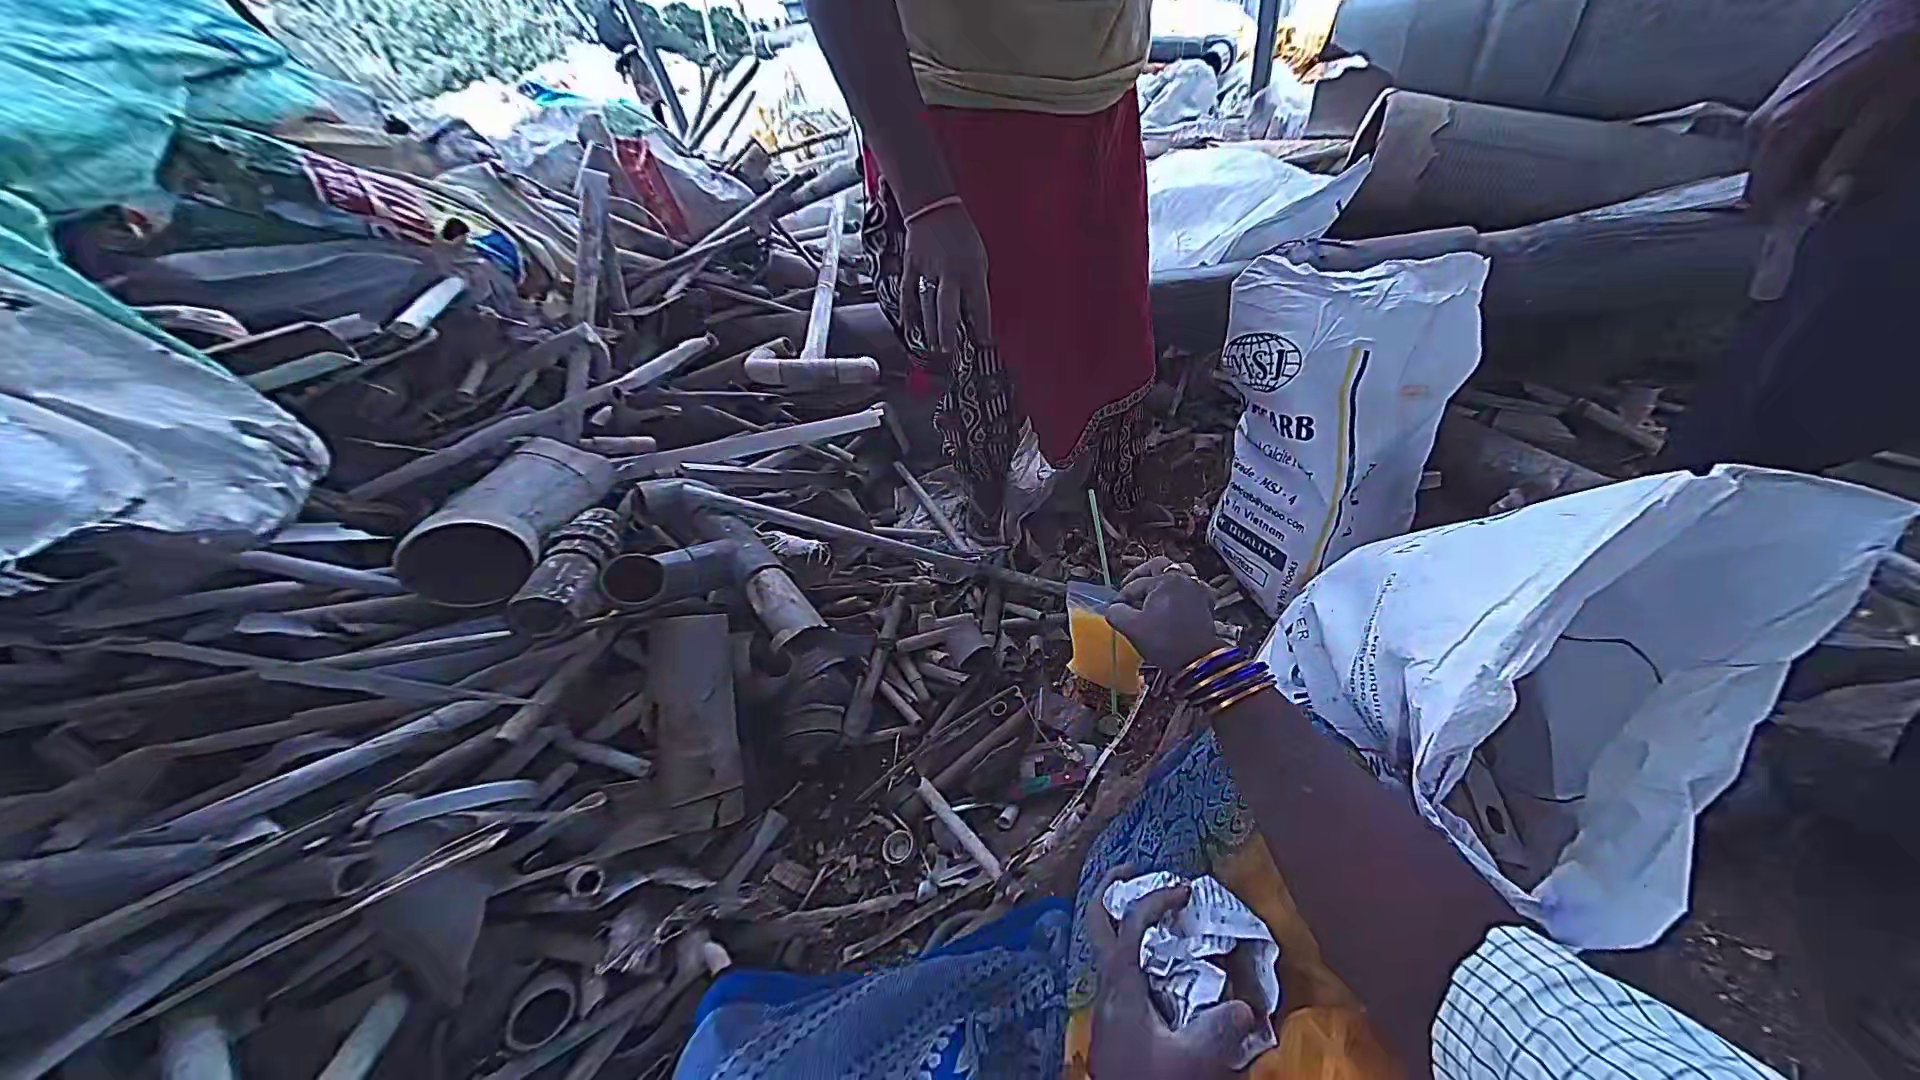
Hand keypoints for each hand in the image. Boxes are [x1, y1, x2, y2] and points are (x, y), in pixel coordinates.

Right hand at [902, 201, 993, 355]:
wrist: (934, 207)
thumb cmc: (961, 236)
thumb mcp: (979, 259)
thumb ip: (976, 287)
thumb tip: (973, 317)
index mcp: (972, 270)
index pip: (978, 304)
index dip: (981, 326)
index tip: (983, 343)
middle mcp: (950, 272)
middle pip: (948, 307)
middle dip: (948, 331)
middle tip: (949, 352)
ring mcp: (927, 270)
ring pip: (927, 305)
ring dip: (930, 328)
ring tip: (933, 348)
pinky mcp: (911, 267)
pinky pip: (908, 294)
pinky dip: (908, 313)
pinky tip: (910, 330)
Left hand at [1088, 866, 1258, 1079]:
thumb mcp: (1189, 1062)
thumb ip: (1218, 1031)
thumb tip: (1246, 1007)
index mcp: (1120, 977)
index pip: (1134, 919)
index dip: (1158, 897)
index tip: (1185, 889)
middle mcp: (1106, 976)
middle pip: (1097, 915)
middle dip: (1111, 885)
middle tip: (1135, 869)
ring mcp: (1105, 992)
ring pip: (1102, 935)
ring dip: (1119, 911)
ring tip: (1148, 904)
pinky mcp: (1112, 1009)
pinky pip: (1114, 957)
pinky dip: (1129, 940)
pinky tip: (1155, 954)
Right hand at [1104, 557, 1223, 671]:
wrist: (1197, 661)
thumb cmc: (1164, 641)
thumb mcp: (1131, 627)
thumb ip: (1116, 612)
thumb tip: (1114, 608)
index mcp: (1164, 581)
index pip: (1135, 584)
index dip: (1122, 597)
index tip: (1116, 609)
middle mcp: (1183, 579)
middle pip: (1159, 566)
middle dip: (1142, 574)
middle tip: (1131, 587)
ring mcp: (1198, 590)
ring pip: (1180, 572)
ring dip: (1164, 578)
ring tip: (1153, 591)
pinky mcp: (1206, 603)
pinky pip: (1192, 587)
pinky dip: (1181, 590)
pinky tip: (1174, 601)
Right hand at [1744, 0, 1919, 216]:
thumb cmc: (1910, 47)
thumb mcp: (1892, 109)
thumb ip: (1851, 160)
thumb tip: (1823, 206)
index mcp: (1778, 134)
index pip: (1762, 196)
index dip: (1787, 211)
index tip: (1816, 214)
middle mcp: (1760, 125)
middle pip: (1765, 177)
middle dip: (1796, 183)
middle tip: (1840, 178)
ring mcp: (1769, 108)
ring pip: (1773, 156)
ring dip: (1804, 159)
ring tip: (1846, 145)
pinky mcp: (1784, 93)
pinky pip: (1783, 133)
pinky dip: (1806, 138)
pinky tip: (1840, 123)